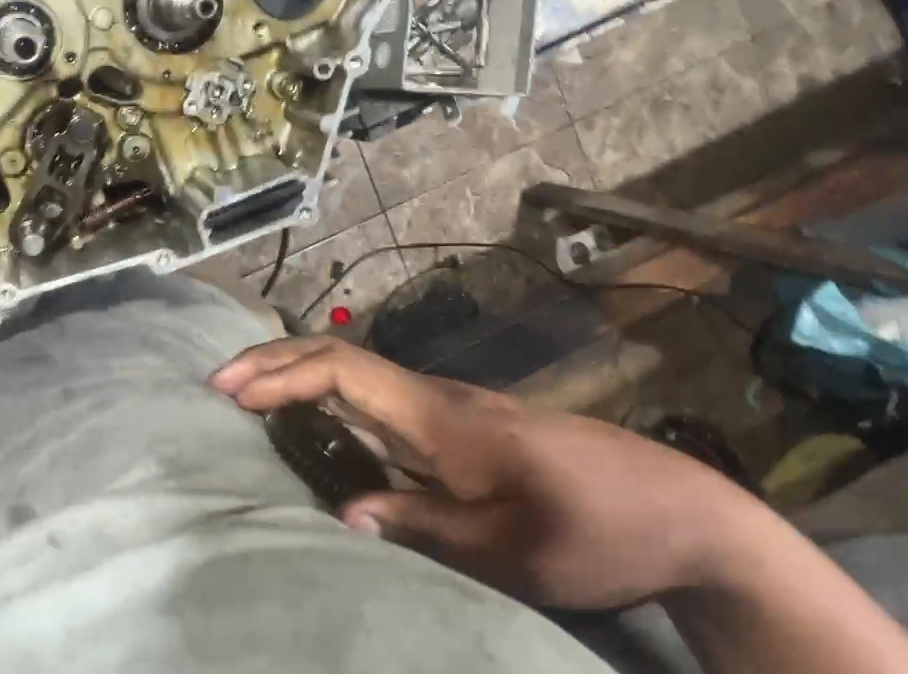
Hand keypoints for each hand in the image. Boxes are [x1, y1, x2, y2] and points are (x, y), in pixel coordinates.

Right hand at [211, 336, 768, 610]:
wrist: (687, 513)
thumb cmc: (598, 532)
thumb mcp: (510, 549)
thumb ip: (422, 524)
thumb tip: (340, 512)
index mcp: (441, 417)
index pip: (343, 371)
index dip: (283, 376)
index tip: (233, 394)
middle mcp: (437, 398)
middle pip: (341, 357)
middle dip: (275, 362)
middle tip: (219, 380)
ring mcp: (451, 407)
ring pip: (357, 372)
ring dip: (298, 374)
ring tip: (249, 392)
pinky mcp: (463, 424)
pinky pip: (378, 394)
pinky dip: (329, 394)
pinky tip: (317, 417)